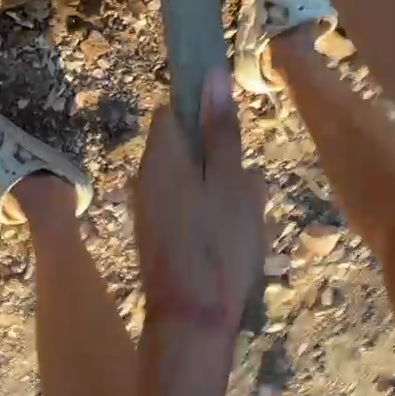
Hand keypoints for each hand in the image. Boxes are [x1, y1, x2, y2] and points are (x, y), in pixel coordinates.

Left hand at [131, 69, 266, 333]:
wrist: (189, 321)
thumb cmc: (216, 243)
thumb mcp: (230, 180)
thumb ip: (220, 129)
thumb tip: (211, 74)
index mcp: (160, 154)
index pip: (172, 110)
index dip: (200, 113)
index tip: (231, 133)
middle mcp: (145, 174)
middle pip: (184, 146)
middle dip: (218, 158)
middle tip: (249, 189)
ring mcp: (147, 206)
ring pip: (190, 180)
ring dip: (219, 190)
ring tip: (248, 219)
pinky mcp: (155, 234)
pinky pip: (185, 207)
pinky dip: (208, 214)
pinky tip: (232, 239)